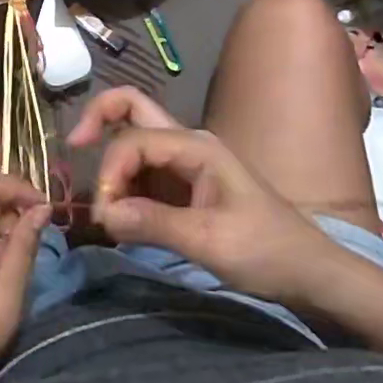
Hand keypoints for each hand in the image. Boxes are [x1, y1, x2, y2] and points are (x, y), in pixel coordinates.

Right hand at [68, 87, 338, 303]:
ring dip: (112, 167)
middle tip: (73, 146)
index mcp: (197, 146)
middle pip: (132, 110)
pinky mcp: (182, 187)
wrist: (309, 273)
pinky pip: (142, 174)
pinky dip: (124, 187)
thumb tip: (102, 213)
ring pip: (132, 144)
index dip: (111, 171)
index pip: (134, 140)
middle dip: (99, 119)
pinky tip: (121, 216)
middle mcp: (186, 144)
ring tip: (106, 210)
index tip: (104, 213)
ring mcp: (184, 164)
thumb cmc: (267, 251)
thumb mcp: (210, 241)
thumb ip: (153, 223)